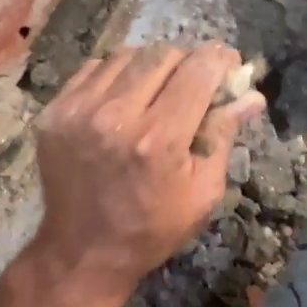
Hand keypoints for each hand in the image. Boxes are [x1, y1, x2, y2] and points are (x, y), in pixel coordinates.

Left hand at [28, 43, 266, 296]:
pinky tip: (124, 96)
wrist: (82, 251)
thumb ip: (223, 135)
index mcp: (159, 138)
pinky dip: (116, 74)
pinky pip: (94, 68)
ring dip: (151, 64)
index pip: (198, 70)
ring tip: (158, 88)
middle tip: (195, 81)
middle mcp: (117, 115)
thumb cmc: (152, 228)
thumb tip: (251, 95)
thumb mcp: (202, 191)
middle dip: (187, 61)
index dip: (220, 60)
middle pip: (163, 54)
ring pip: (127, 55)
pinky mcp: (56, 110)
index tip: (229, 64)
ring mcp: (79, 109)